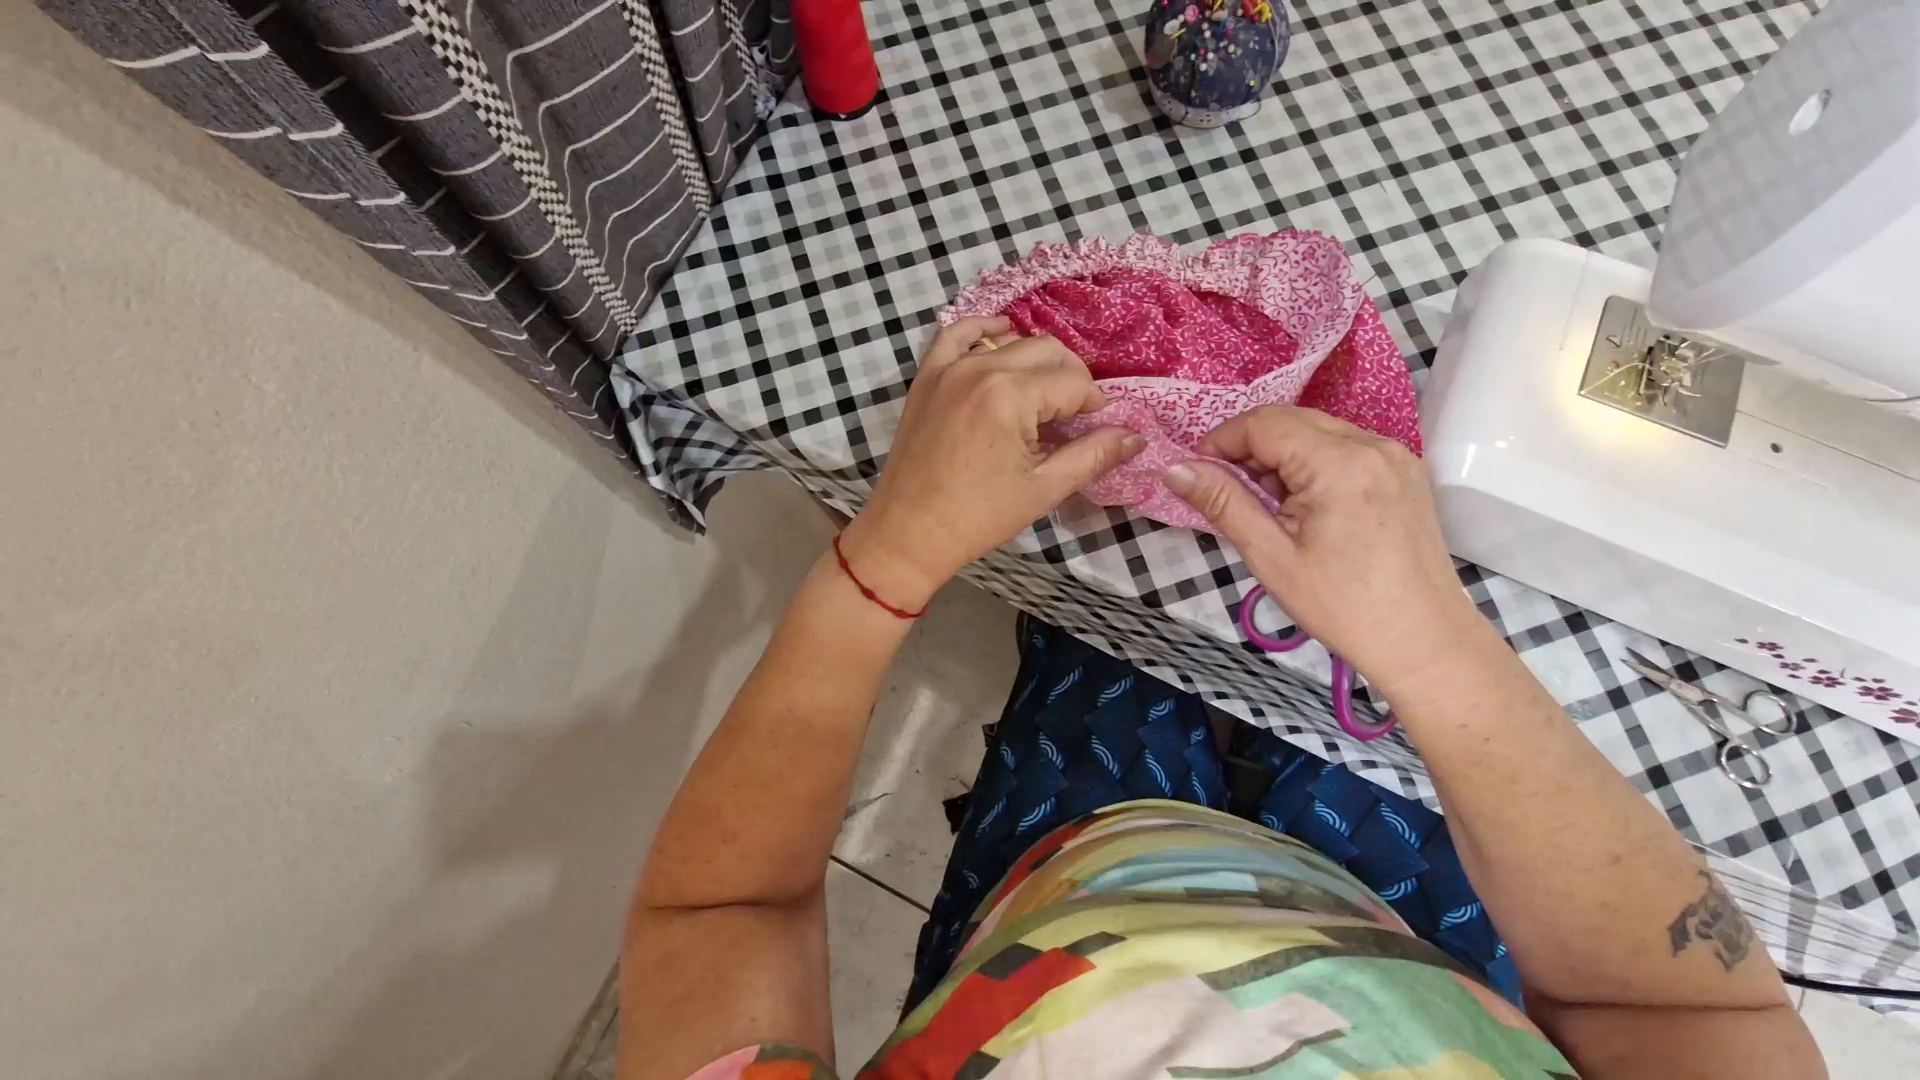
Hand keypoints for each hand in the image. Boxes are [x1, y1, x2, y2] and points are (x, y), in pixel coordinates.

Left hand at [838, 317, 1142, 609]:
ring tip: (1044, 393)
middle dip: (1071, 379)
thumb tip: (1136, 436)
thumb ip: (1093, 455)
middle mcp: (980, 369)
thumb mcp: (1043, 488)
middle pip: (1046, 352)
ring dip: (1035, 359)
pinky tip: (1001, 336)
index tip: (1100, 427)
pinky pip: (956, 334)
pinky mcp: (926, 377)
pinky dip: (982, 330)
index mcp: (1010, 395)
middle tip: (1075, 415)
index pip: (1072, 383)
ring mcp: (948, 368)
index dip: (1094, 404)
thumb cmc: (978, 517)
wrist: (908, 532)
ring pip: (1009, 341)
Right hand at [1162, 406, 1482, 686]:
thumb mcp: (1270, 556)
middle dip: (1250, 447)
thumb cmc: (1341, 605)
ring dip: (1280, 455)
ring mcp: (1394, 455)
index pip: (1265, 423)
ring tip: (1267, 505)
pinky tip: (1303, 504)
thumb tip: (1175, 470)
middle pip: (1291, 420)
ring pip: (1317, 431)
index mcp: (1339, 464)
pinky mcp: (1403, 471)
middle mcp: (1372, 445)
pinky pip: (1344, 447)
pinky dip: (1312, 463)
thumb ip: (1223, 502)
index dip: (1223, 440)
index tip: (1198, 471)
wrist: (1422, 639)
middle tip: (1227, 490)